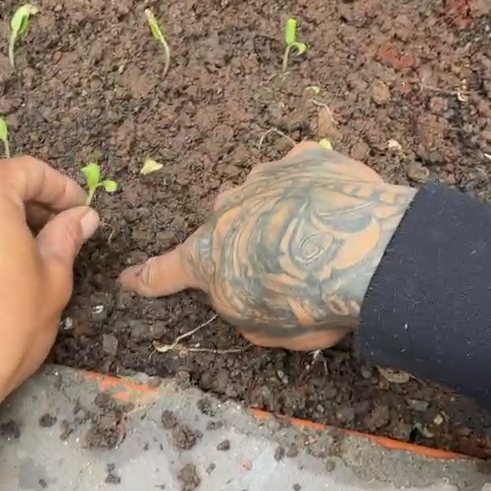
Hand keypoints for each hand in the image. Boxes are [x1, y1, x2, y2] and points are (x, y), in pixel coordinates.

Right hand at [119, 143, 413, 349]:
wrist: (363, 253)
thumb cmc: (306, 304)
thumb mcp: (263, 331)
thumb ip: (243, 310)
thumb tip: (249, 294)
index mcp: (206, 257)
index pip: (165, 273)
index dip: (145, 279)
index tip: (126, 279)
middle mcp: (225, 209)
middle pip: (221, 224)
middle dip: (237, 239)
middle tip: (273, 261)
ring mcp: (263, 178)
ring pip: (258, 193)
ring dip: (274, 210)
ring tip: (313, 234)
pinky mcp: (305, 159)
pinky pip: (299, 171)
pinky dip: (310, 187)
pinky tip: (335, 204)